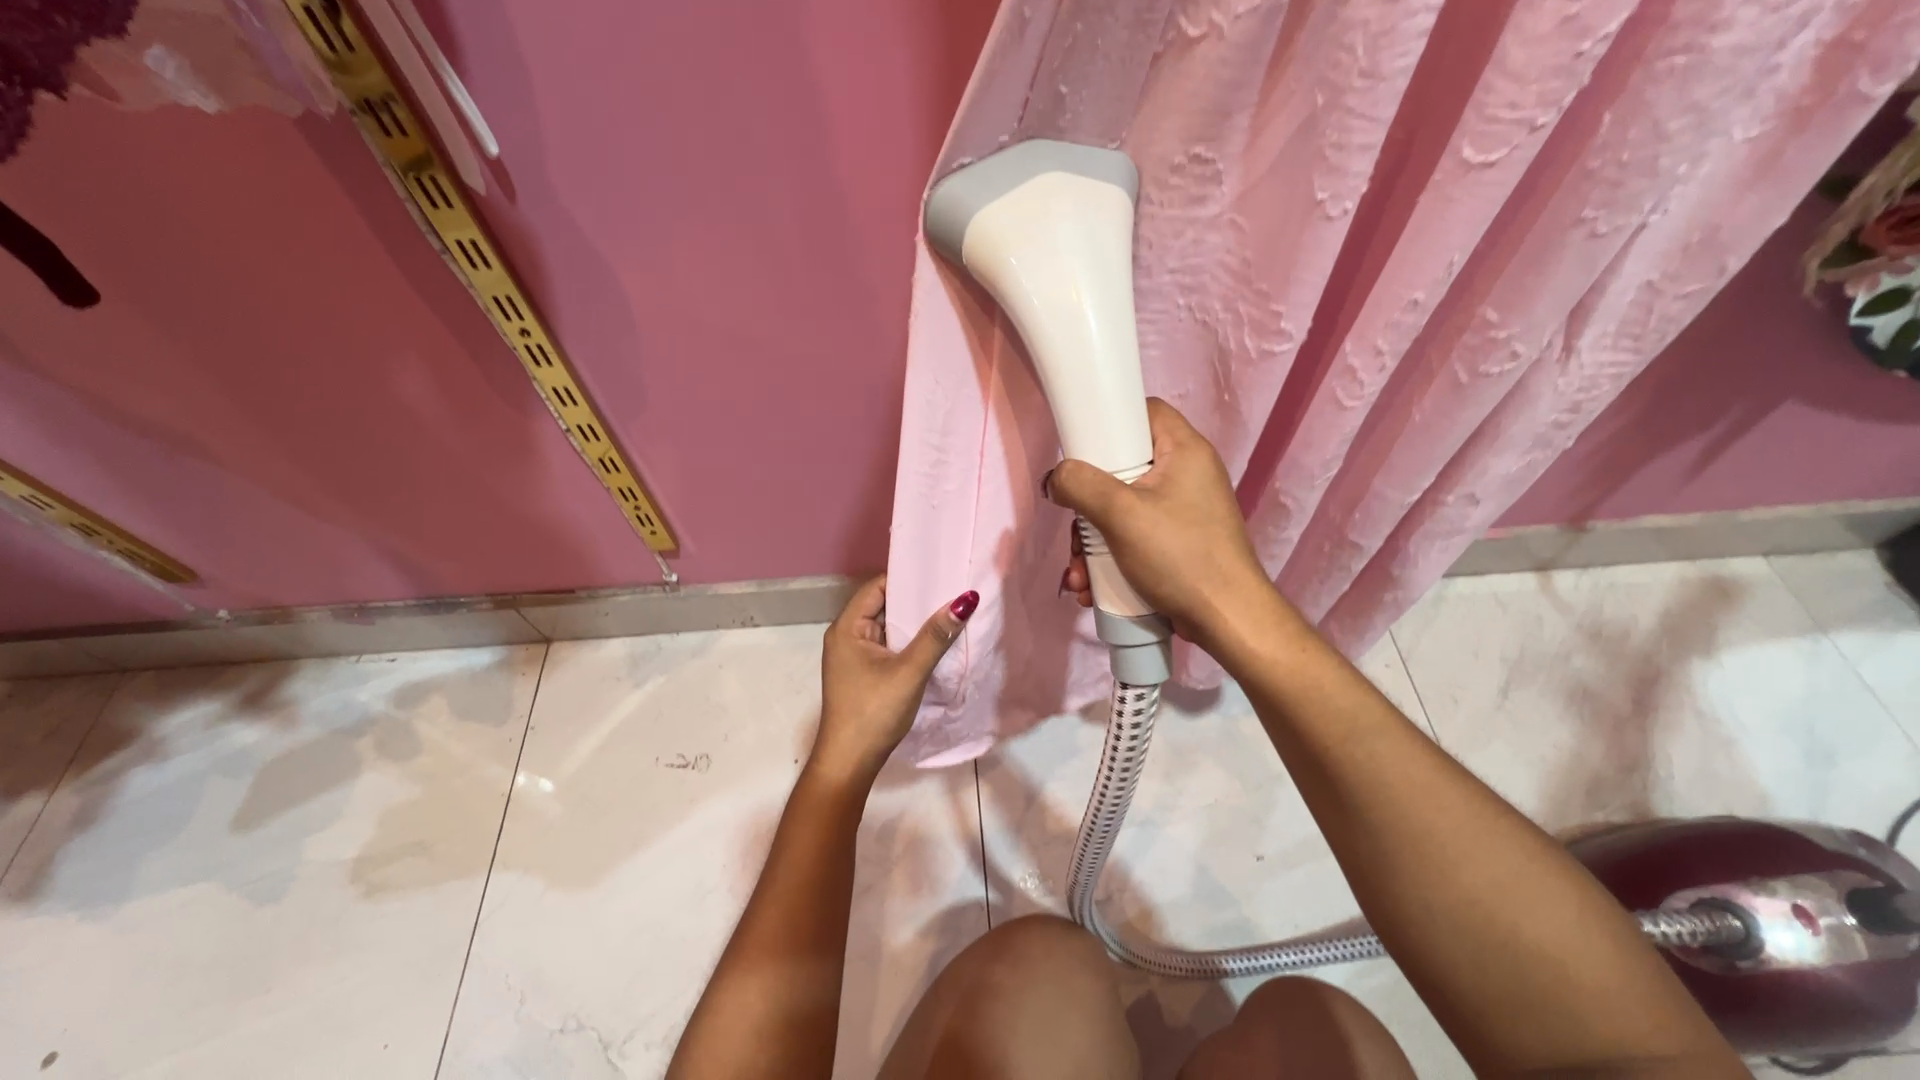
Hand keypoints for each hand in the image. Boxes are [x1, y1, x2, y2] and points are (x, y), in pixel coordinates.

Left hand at [813, 575, 976, 784]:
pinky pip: (889, 646)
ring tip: (950, 611)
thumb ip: (936, 636)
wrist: (850, 762)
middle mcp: (847, 636)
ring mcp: (855, 656)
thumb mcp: (908, 672)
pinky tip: (935, 642)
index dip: (907, 579)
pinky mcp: (864, 673)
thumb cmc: (873, 712)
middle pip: (884, 605)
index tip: (940, 574)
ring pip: (889, 627)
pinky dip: (909, 642)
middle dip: (916, 601)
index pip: (878, 587)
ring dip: (915, 623)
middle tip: (953, 590)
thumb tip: (965, 600)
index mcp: (847, 628)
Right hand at [1050, 398, 1289, 660]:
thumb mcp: (1121, 515)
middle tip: (1075, 532)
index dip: (1109, 421)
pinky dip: (1109, 561)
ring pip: (1121, 511)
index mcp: (1184, 451)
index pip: (1144, 411)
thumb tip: (1056, 479)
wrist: (1226, 620)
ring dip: (1091, 544)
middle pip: (1122, 468)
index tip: (1079, 448)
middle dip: (1087, 507)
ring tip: (1079, 576)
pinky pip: (1133, 540)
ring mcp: (1182, 513)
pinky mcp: (1177, 545)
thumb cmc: (1179, 555)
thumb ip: (1080, 486)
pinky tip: (1092, 588)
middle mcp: (1186, 475)